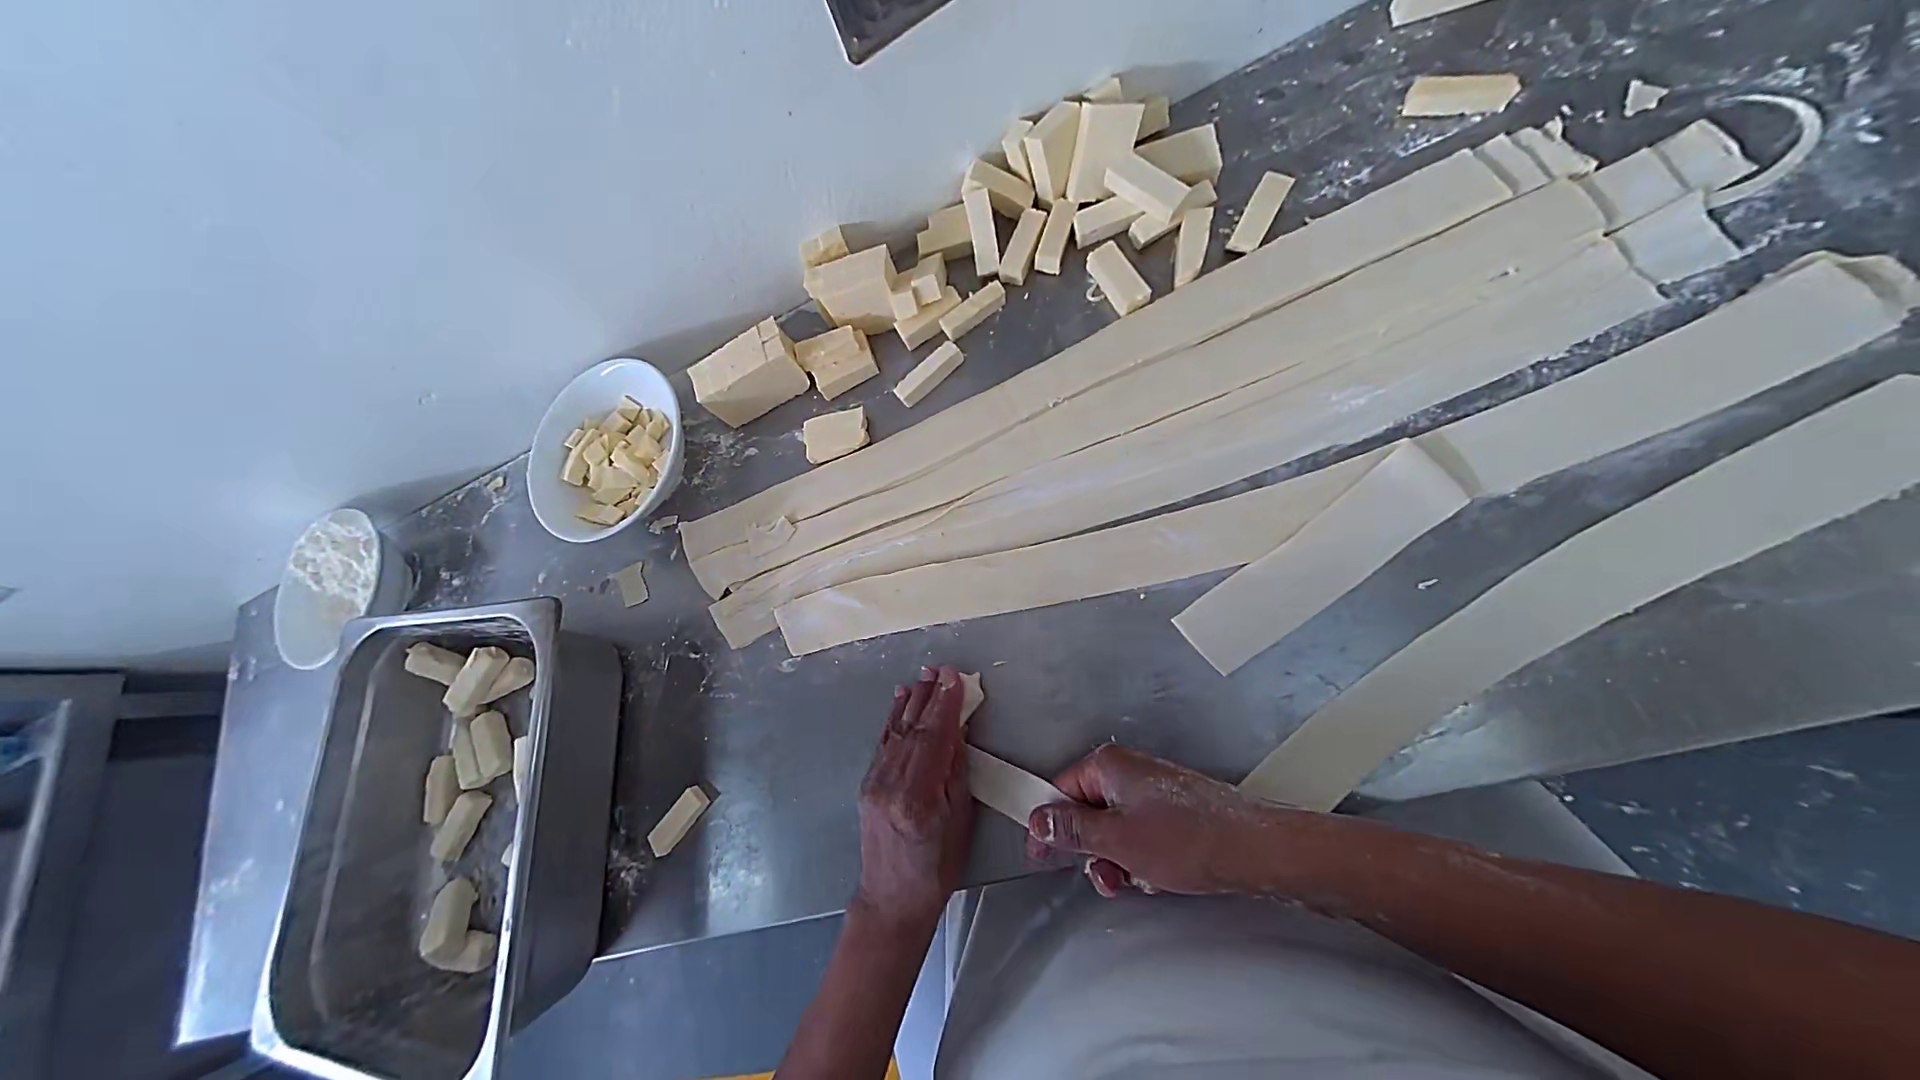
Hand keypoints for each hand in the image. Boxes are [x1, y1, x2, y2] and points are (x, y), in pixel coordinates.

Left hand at [852, 666, 976, 928]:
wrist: (892, 897)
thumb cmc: (937, 866)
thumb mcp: (959, 819)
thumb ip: (956, 771)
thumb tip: (957, 730)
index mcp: (917, 796)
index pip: (934, 738)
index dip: (946, 705)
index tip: (956, 678)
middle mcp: (890, 784)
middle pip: (914, 729)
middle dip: (930, 695)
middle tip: (942, 668)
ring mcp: (874, 782)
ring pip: (896, 731)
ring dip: (912, 700)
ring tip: (925, 675)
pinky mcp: (866, 782)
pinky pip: (884, 742)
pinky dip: (894, 717)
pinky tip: (901, 698)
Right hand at [1026, 744, 1303, 897]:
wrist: (1255, 851)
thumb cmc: (1194, 838)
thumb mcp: (1116, 841)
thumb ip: (1071, 830)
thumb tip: (1041, 821)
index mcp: (1109, 765)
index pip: (1058, 789)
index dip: (1048, 824)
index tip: (1041, 849)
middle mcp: (1128, 770)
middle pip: (1085, 810)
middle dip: (1090, 849)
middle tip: (1103, 871)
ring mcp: (1151, 789)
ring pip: (1112, 827)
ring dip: (1115, 858)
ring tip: (1136, 876)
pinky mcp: (1169, 809)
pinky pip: (1136, 833)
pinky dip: (1139, 856)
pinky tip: (1155, 873)